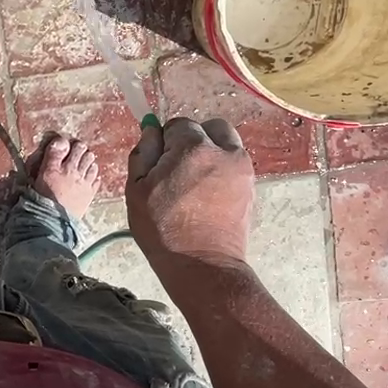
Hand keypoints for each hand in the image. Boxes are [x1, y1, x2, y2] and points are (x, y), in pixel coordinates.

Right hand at [126, 116, 253, 268]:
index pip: (178, 124)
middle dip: (194, 138)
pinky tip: (206, 194)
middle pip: (210, 127)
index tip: (158, 161)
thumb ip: (144, 153)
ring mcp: (243, 170)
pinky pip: (235, 165)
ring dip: (210, 152)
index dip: (164, 140)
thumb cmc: (162, 227)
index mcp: (193, 149)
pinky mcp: (251, 187)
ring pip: (227, 144)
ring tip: (193, 180)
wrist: (201, 263)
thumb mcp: (137, 189)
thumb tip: (151, 130)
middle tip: (177, 164)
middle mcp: (224, 152)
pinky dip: (221, 170)